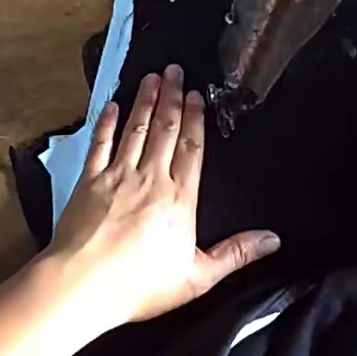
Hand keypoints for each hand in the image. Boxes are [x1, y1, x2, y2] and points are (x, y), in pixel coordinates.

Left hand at [39, 64, 279, 331]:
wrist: (84, 284)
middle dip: (171, 98)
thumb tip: (272, 240)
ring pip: (135, 129)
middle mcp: (150, 179)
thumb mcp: (198, 276)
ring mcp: (117, 177)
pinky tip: (113, 107)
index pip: (191, 148)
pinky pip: (100, 144)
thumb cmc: (139, 285)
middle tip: (174, 71)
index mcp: (179, 199)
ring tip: (151, 77)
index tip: (196, 96)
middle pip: (164, 129)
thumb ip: (235, 254)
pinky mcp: (88, 182)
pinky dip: (107, 123)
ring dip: (144, 101)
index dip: (195, 119)